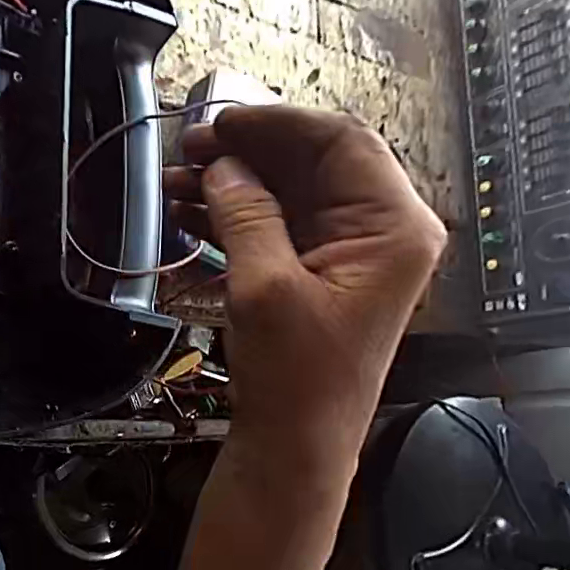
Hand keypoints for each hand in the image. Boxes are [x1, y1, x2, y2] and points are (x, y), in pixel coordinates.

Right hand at [165, 107, 444, 473]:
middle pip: (312, 165)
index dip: (276, 125)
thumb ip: (246, 215)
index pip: (341, 143)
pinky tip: (190, 210)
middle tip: (190, 148)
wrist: (294, 446)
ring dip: (232, 184)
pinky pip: (275, 226)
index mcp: (392, 228)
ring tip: (176, 181)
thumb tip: (223, 166)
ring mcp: (345, 254)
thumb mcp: (265, 288)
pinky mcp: (314, 274)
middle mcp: (377, 233)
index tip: (221, 123)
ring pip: (287, 194)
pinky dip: (234, 215)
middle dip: (247, 153)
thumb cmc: (296, 378)